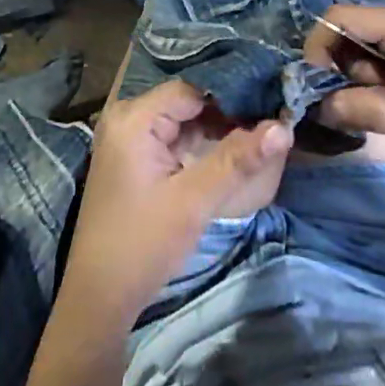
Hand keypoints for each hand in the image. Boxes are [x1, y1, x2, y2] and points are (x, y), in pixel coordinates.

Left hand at [64, 80, 292, 313]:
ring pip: (183, 119)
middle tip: (272, 114)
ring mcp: (128, 138)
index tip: (271, 101)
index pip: (192, 89)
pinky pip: (174, 136)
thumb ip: (238, 160)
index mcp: (133, 119)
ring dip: (218, 126)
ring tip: (262, 128)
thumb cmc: (143, 244)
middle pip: (187, 101)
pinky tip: (234, 147)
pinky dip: (202, 141)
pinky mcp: (134, 157)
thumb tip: (284, 127)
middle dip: (229, 109)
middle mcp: (127, 118)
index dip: (232, 94)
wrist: (100, 296)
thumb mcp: (194, 200)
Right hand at [304, 0, 384, 154]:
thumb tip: (319, 106)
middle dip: (343, 71)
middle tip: (368, 104)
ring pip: (356, 47)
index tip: (314, 87)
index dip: (317, 48)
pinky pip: (371, 55)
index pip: (338, 17)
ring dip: (360, 79)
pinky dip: (372, 79)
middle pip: (345, 33)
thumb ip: (367, 109)